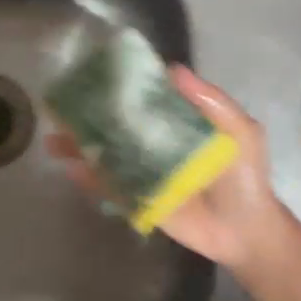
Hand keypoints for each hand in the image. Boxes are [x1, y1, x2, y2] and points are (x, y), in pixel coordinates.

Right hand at [49, 66, 295, 270]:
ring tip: (54, 140)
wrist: (246, 232)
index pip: (146, 99)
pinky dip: (91, 179)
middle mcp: (156, 144)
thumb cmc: (246, 178)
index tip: (94, 73)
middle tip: (61, 105)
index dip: (122, 86)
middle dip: (89, 116)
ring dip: (80, 147)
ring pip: (107, 155)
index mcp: (178, 123)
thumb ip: (212, 102)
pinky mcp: (139, 202)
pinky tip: (72, 170)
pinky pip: (110, 189)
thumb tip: (173, 69)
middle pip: (118, 126)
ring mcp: (145, 174)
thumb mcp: (240, 132)